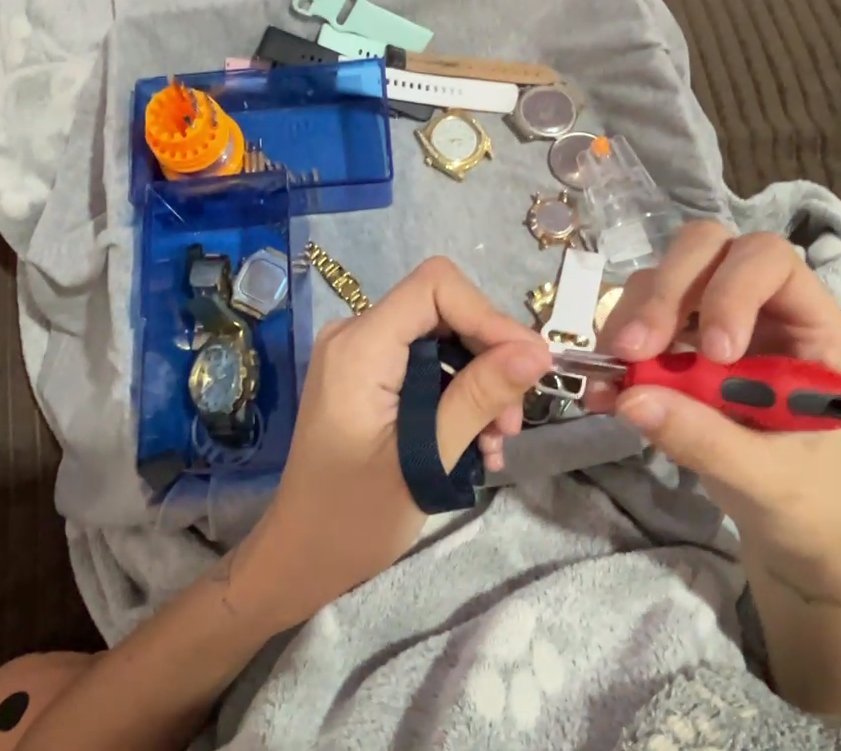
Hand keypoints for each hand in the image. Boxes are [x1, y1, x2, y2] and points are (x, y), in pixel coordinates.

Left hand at [239, 257, 551, 626]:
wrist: (303, 554)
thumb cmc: (355, 516)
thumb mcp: (426, 457)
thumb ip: (478, 396)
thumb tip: (537, 351)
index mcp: (359, 346)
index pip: (435, 286)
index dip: (489, 315)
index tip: (529, 364)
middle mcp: (355, 335)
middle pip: (443, 311)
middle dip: (489, 357)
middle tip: (512, 422)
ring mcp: (358, 356)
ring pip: (441, 340)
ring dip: (479, 384)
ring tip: (497, 443)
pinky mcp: (367, 378)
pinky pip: (424, 365)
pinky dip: (457, 396)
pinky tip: (477, 444)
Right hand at [593, 222, 840, 595]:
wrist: (791, 534)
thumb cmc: (805, 502)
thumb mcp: (768, 479)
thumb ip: (705, 438)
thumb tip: (629, 399)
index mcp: (810, 326)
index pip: (769, 261)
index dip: (731, 290)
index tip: (713, 354)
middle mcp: (759, 308)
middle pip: (705, 249)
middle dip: (664, 293)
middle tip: (634, 351)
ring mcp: (712, 322)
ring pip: (662, 279)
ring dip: (632, 319)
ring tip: (614, 375)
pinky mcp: (676, 346)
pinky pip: (637, 320)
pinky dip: (613, 347)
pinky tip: (602, 390)